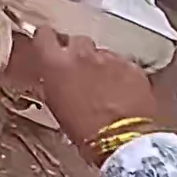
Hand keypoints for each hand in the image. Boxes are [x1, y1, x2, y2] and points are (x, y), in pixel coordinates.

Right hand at [7, 27, 157, 146]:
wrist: (123, 141)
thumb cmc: (83, 129)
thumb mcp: (54, 104)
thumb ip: (49, 82)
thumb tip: (49, 76)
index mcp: (55, 62)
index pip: (44, 34)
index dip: (46, 40)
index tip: (48, 46)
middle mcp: (80, 52)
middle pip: (75, 40)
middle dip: (76, 52)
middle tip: (78, 70)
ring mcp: (109, 57)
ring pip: (100, 52)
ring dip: (99, 64)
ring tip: (103, 84)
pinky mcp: (132, 66)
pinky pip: (122, 63)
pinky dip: (120, 73)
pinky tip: (120, 90)